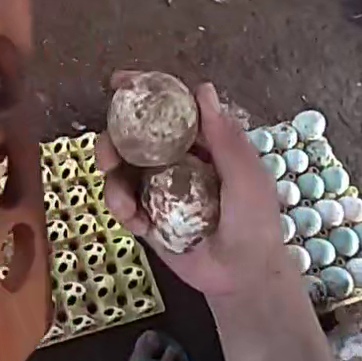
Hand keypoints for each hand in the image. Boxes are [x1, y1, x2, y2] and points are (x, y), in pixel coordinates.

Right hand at [96, 79, 295, 302]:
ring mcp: (157, 188)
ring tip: (121, 200)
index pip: (168, 110)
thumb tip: (202, 88)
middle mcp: (174, 161)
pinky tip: (136, 222)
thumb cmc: (254, 223)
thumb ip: (225, 137)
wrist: (242, 277)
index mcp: (200, 144)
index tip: (119, 83)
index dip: (142, 93)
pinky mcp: (145, 216)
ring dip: (112, 180)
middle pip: (133, 138)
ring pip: (121, 170)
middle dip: (112, 140)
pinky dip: (122, 209)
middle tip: (106, 153)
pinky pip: (122, 204)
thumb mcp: (246, 177)